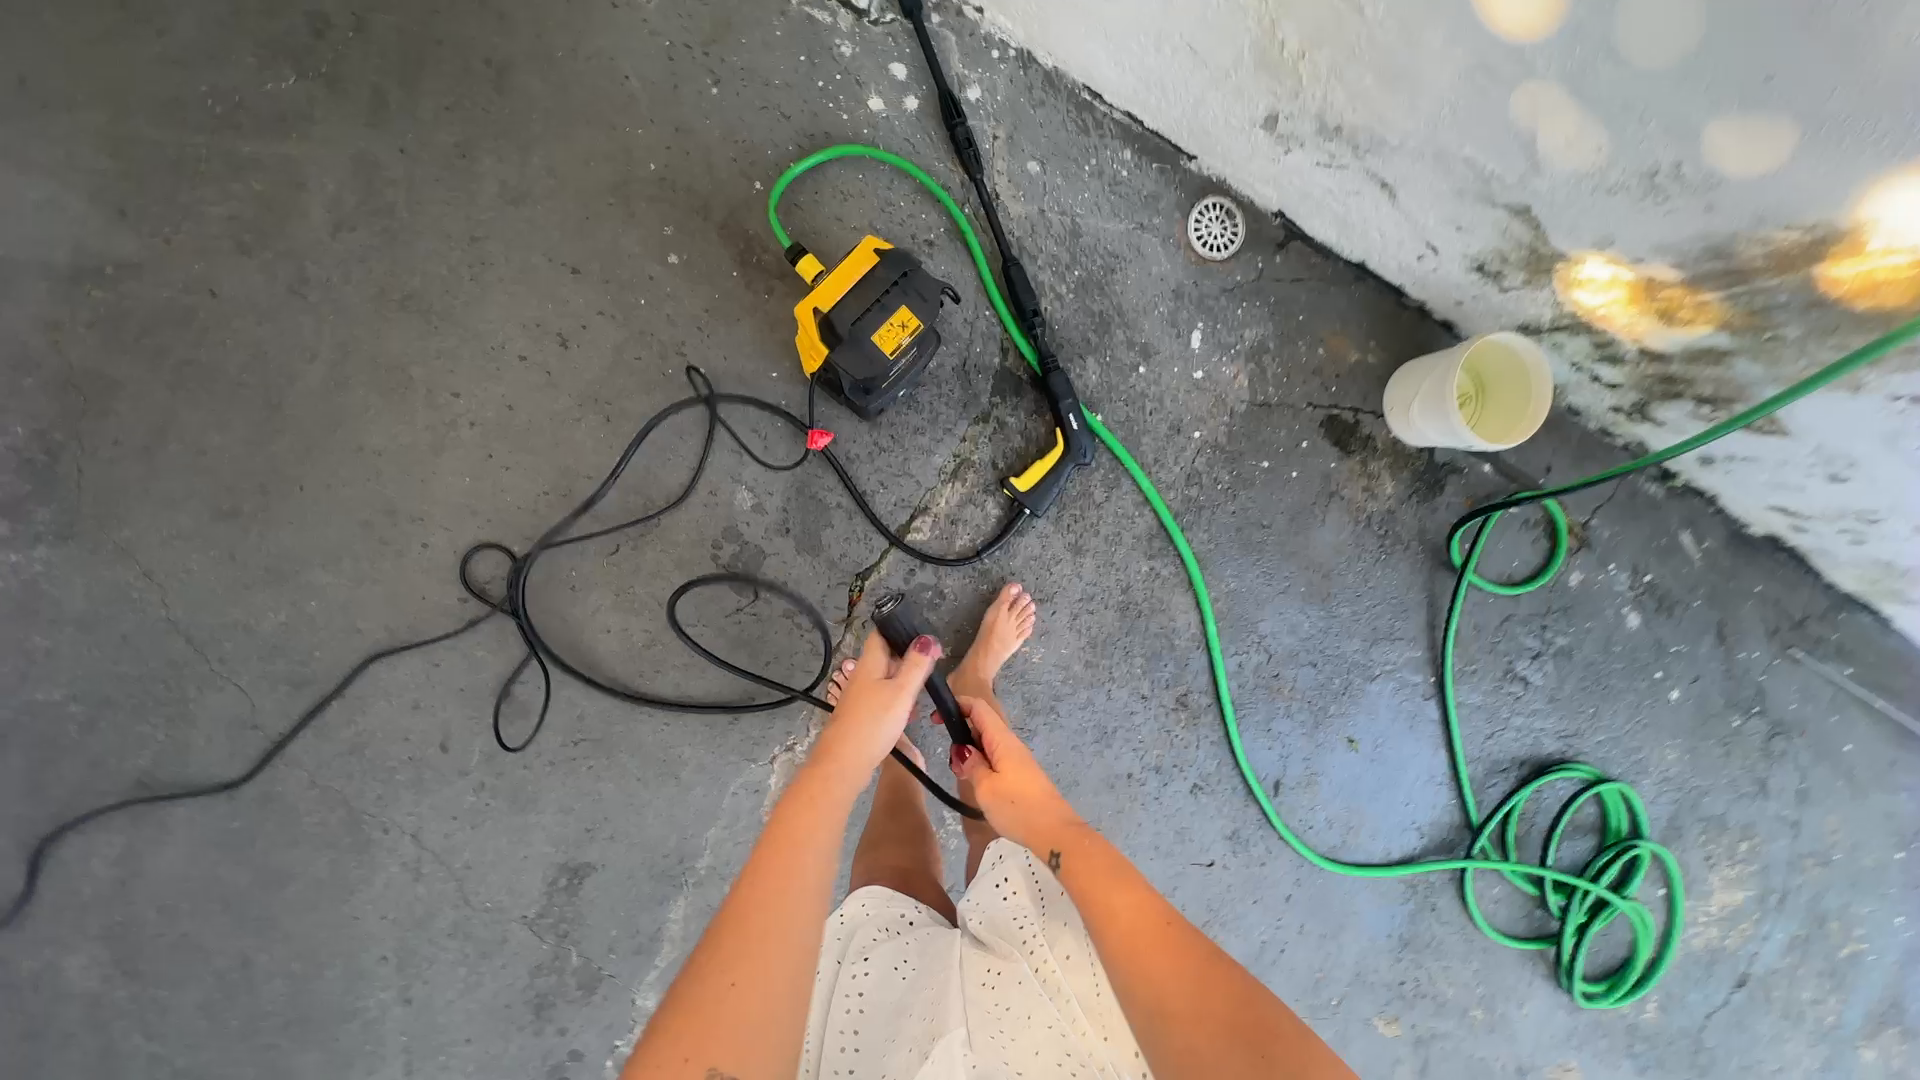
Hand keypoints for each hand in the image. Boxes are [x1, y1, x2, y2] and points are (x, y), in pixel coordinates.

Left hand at [806, 629, 941, 785]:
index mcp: (870, 662)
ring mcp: (859, 694)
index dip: (902, 631)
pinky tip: (907, 711)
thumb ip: (916, 664)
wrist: (844, 762)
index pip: (882, 633)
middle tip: (932, 666)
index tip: (926, 641)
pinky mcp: (861, 713)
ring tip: (923, 690)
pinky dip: (897, 698)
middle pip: (885, 656)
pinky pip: (882, 696)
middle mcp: (862, 674)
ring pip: (885, 678)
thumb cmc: (874, 723)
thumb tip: (928, 638)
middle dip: (908, 658)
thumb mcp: (902, 691)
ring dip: (904, 680)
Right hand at [949, 695, 1084, 852]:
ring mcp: (1017, 760)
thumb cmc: (1018, 808)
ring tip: (964, 779)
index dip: (956, 705)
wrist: (1055, 833)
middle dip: (960, 738)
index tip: (936, 720)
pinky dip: (982, 767)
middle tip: (954, 766)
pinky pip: (996, 761)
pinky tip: (979, 787)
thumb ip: (971, 765)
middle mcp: (1011, 744)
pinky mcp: (1021, 776)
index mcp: (1002, 740)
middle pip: (982, 726)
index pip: (978, 707)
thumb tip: (963, 749)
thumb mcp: (985, 788)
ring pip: (988, 746)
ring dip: (971, 756)